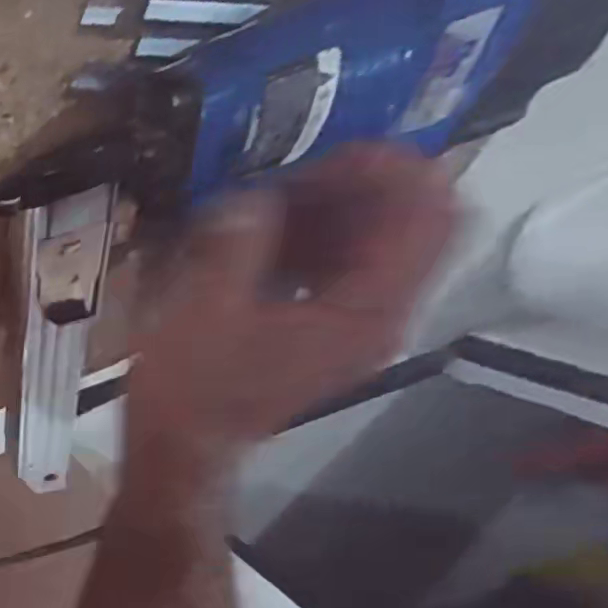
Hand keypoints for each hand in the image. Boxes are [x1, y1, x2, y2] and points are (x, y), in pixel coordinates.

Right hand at [124, 144, 455, 464]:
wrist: (179, 451)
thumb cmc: (190, 389)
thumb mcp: (204, 308)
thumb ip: (237, 239)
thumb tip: (252, 197)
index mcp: (366, 314)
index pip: (428, 213)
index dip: (388, 167)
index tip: (320, 157)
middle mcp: (378, 318)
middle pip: (405, 223)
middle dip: (351, 188)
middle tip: (283, 181)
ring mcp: (351, 328)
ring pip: (371, 244)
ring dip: (327, 213)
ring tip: (263, 205)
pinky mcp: (323, 334)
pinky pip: (339, 270)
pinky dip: (310, 243)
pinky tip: (258, 240)